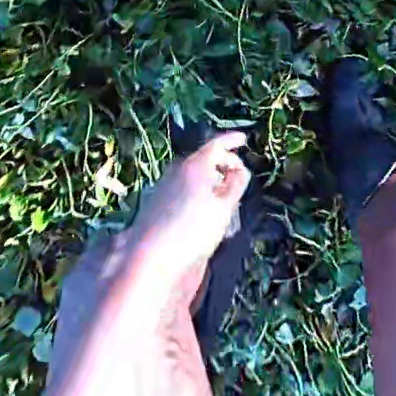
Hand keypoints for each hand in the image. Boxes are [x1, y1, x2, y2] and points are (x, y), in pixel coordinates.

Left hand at [121, 132, 250, 294]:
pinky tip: (205, 206)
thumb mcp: (224, 208)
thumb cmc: (193, 230)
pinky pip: (185, 183)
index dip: (232, 140)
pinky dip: (199, 186)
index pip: (217, 144)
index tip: (243, 139)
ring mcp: (167, 181)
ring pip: (195, 171)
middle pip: (205, 156)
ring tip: (225, 194)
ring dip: (212, 176)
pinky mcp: (159, 197)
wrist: (151, 256)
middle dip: (224, 161)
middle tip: (238, 174)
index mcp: (196, 164)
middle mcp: (180, 167)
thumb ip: (236, 184)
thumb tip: (240, 169)